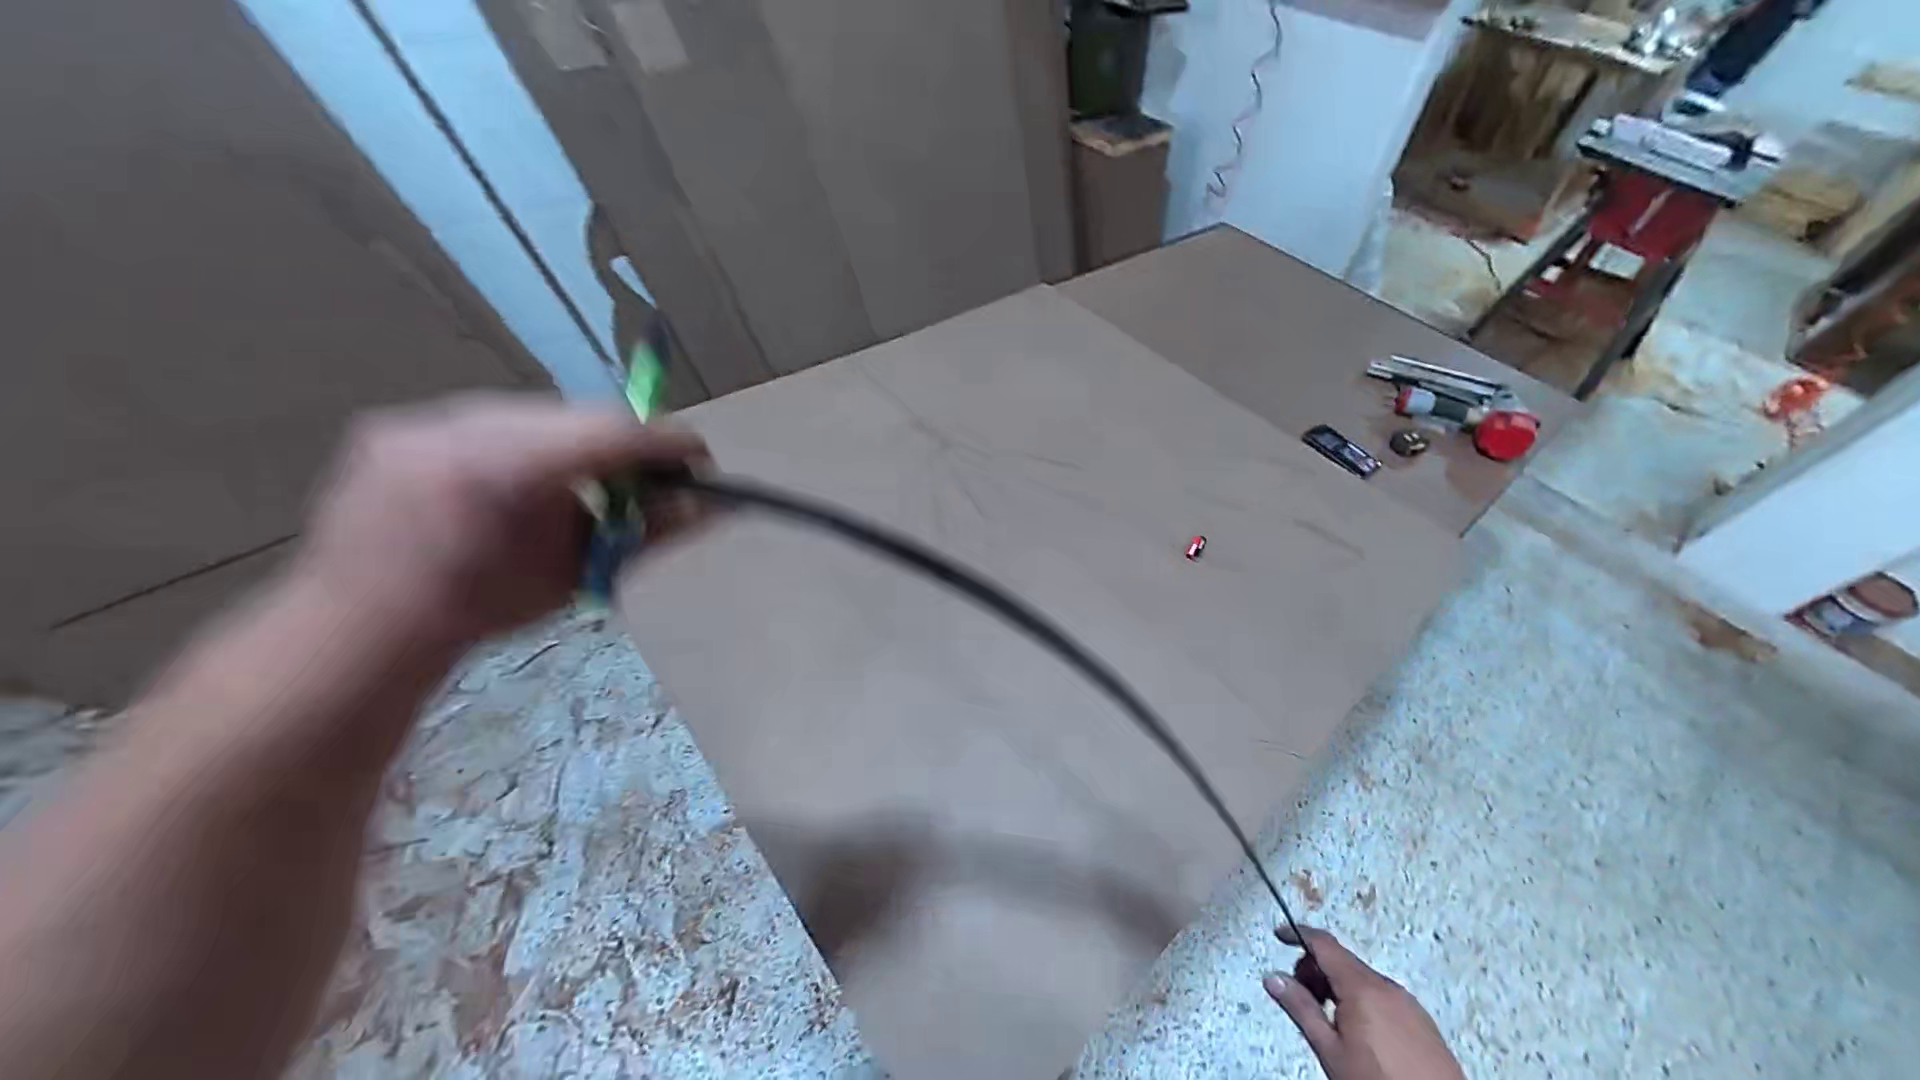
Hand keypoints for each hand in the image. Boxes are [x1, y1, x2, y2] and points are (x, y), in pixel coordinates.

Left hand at [291, 393, 707, 647]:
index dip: (666, 441)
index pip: (613, 432)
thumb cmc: (484, 609)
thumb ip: (646, 533)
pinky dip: (521, 445)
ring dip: (570, 443)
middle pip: (577, 417)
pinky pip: (488, 420)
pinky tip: (515, 483)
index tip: (699, 458)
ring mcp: (424, 419)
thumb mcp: (579, 574)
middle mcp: (464, 426)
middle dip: (620, 445)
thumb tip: (708, 506)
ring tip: (572, 484)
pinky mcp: (398, 421)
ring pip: (535, 414)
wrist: (363, 624)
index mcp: (509, 471)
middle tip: (640, 480)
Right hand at [1264, 926, 1465, 1079]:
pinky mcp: (1424, 1023)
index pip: (1324, 943)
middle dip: (1316, 968)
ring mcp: (1410, 1005)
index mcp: (1363, 987)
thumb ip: (1301, 1009)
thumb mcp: (1330, 1051)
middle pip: (1343, 961)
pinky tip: (1359, 1032)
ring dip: (1338, 986)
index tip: (1280, 935)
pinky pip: (1384, 997)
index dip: (1298, 934)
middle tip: (1301, 996)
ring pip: (1363, 979)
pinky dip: (1362, 1000)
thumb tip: (1273, 978)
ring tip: (1329, 1020)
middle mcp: (1388, 987)